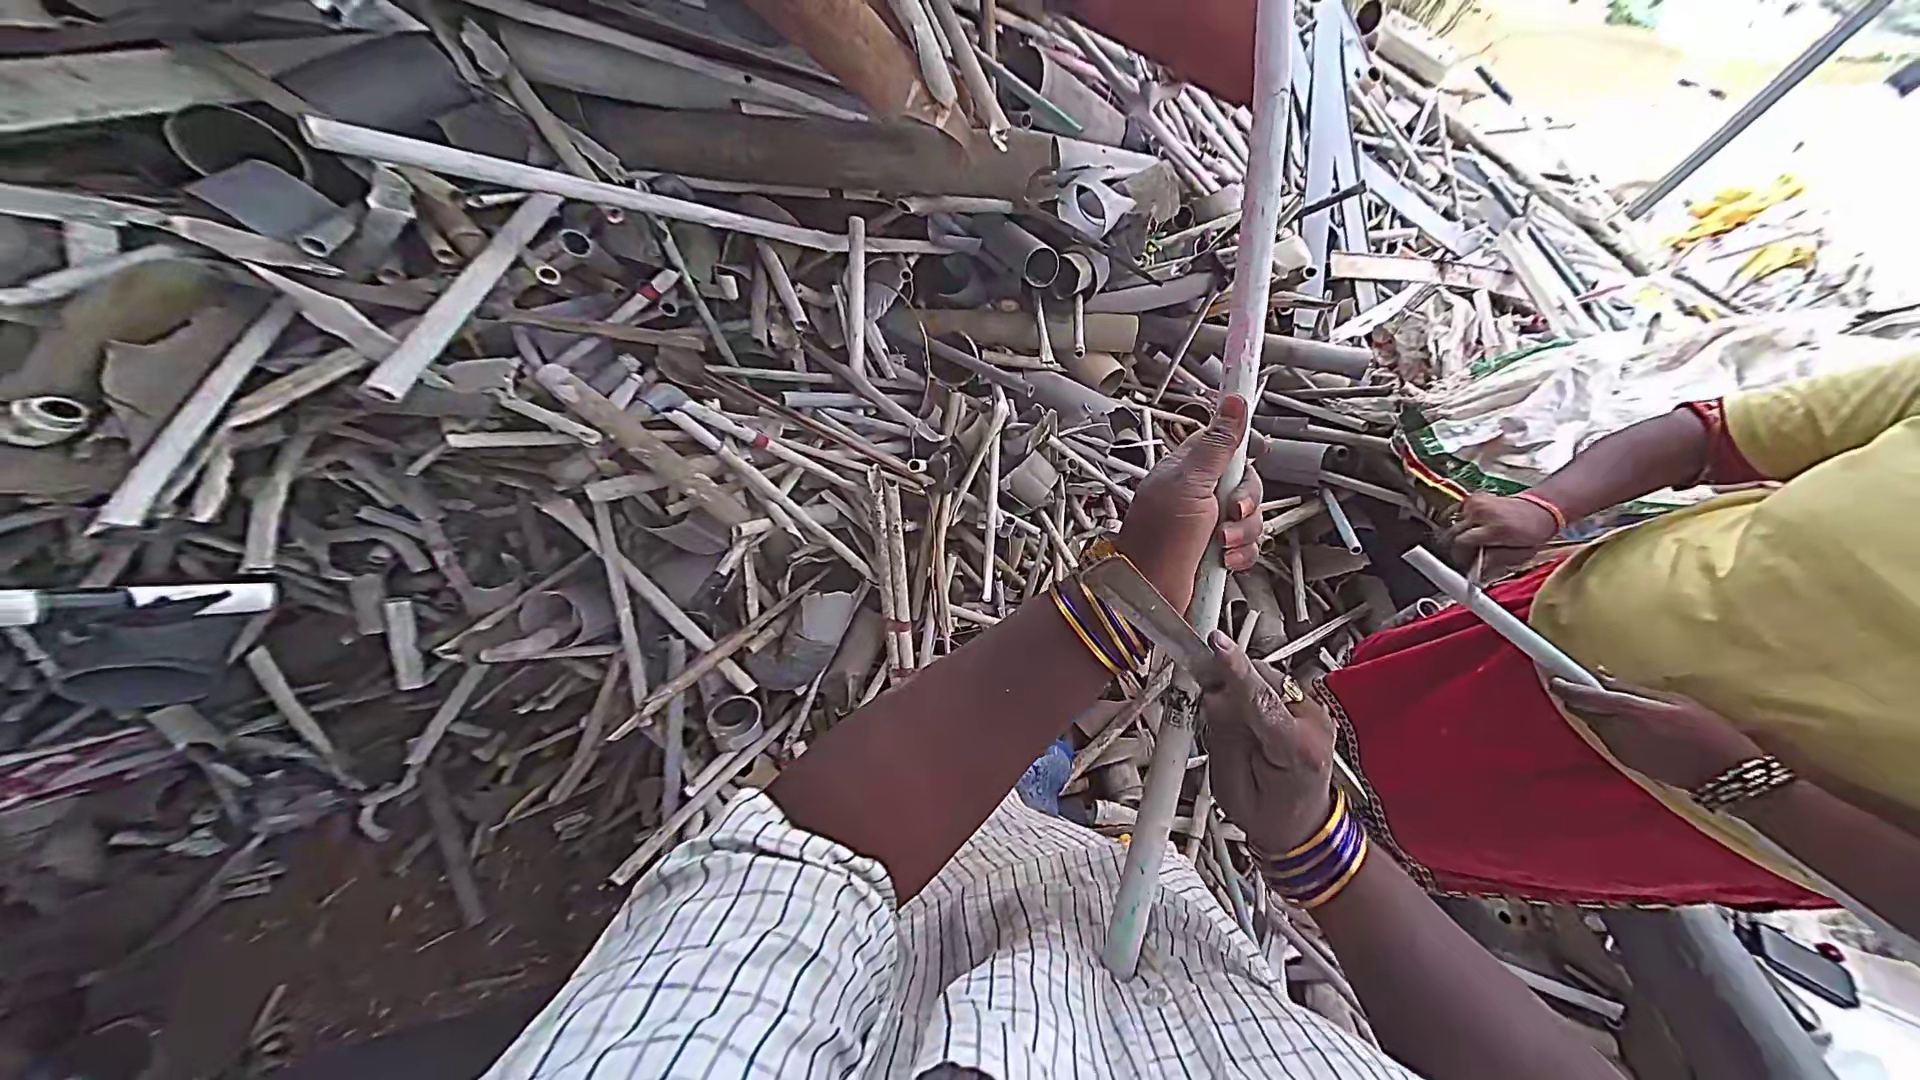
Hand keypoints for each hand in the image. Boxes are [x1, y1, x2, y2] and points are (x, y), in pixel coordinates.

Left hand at [1115, 394, 1261, 611]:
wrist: (1148, 591)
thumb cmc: (1155, 539)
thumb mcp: (1189, 484)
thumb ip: (1215, 445)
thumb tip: (1232, 403)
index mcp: (1187, 469)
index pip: (1226, 442)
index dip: (1245, 445)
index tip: (1257, 447)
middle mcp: (1200, 493)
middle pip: (1248, 482)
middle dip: (1246, 500)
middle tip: (1227, 511)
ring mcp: (1209, 523)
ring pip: (1252, 515)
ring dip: (1242, 531)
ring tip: (1219, 542)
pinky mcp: (1218, 550)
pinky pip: (1249, 544)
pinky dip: (1241, 553)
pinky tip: (1223, 559)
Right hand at [1197, 632, 1335, 854]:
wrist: (1304, 828)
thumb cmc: (1269, 816)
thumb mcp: (1231, 788)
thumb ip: (1224, 737)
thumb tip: (1213, 694)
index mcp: (1298, 752)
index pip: (1261, 700)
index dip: (1235, 669)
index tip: (1216, 644)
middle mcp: (1315, 725)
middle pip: (1262, 681)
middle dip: (1230, 685)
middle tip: (1212, 709)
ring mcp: (1316, 712)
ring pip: (1265, 677)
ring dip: (1241, 689)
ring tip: (1236, 728)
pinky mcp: (1308, 705)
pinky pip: (1271, 684)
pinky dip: (1250, 692)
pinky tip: (1246, 719)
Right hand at [1443, 493, 1558, 577]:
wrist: (1541, 510)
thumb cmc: (1532, 532)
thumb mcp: (1518, 553)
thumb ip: (1492, 560)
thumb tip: (1471, 567)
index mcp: (1497, 528)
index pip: (1461, 542)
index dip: (1460, 555)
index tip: (1463, 562)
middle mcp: (1483, 512)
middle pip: (1453, 532)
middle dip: (1457, 546)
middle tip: (1465, 554)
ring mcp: (1476, 503)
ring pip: (1452, 523)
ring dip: (1458, 533)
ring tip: (1470, 539)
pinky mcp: (1472, 498)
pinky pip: (1455, 513)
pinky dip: (1459, 522)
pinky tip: (1470, 526)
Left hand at [1545, 676, 1762, 789]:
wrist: (1731, 777)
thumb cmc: (1709, 732)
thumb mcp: (1675, 701)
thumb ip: (1632, 690)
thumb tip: (1600, 678)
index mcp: (1626, 710)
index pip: (1578, 695)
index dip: (1562, 685)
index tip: (1555, 676)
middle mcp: (1614, 729)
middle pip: (1580, 710)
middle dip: (1582, 700)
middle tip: (1597, 693)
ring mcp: (1616, 747)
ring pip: (1593, 724)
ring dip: (1599, 716)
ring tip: (1631, 715)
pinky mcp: (1623, 761)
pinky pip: (1608, 739)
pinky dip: (1613, 731)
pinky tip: (1640, 733)